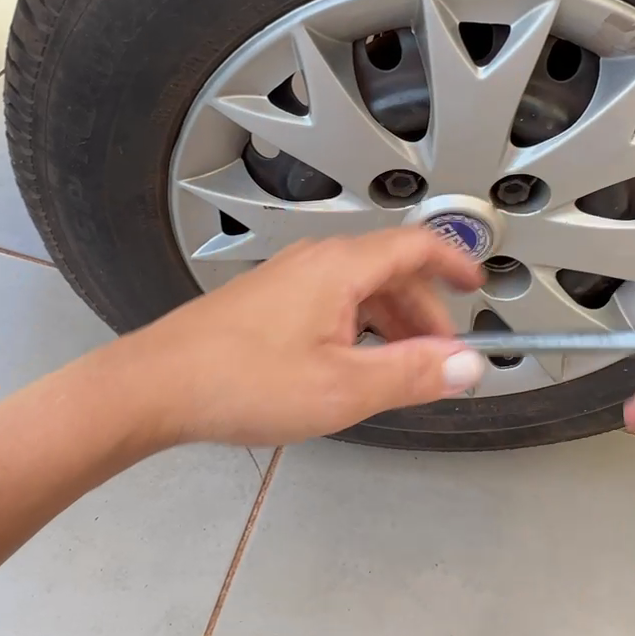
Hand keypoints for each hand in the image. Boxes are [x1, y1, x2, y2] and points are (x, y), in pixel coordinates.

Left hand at [111, 229, 488, 446]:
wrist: (156, 386)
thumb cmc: (242, 381)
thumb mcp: (343, 389)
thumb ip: (412, 375)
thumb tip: (467, 365)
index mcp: (340, 268)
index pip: (416, 246)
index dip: (455, 262)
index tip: (478, 284)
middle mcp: (315, 261)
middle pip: (391, 272)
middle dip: (424, 314)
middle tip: (438, 359)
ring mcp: (288, 278)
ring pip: (360, 290)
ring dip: (390, 325)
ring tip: (396, 372)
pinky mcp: (269, 300)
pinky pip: (331, 302)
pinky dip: (358, 328)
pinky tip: (350, 367)